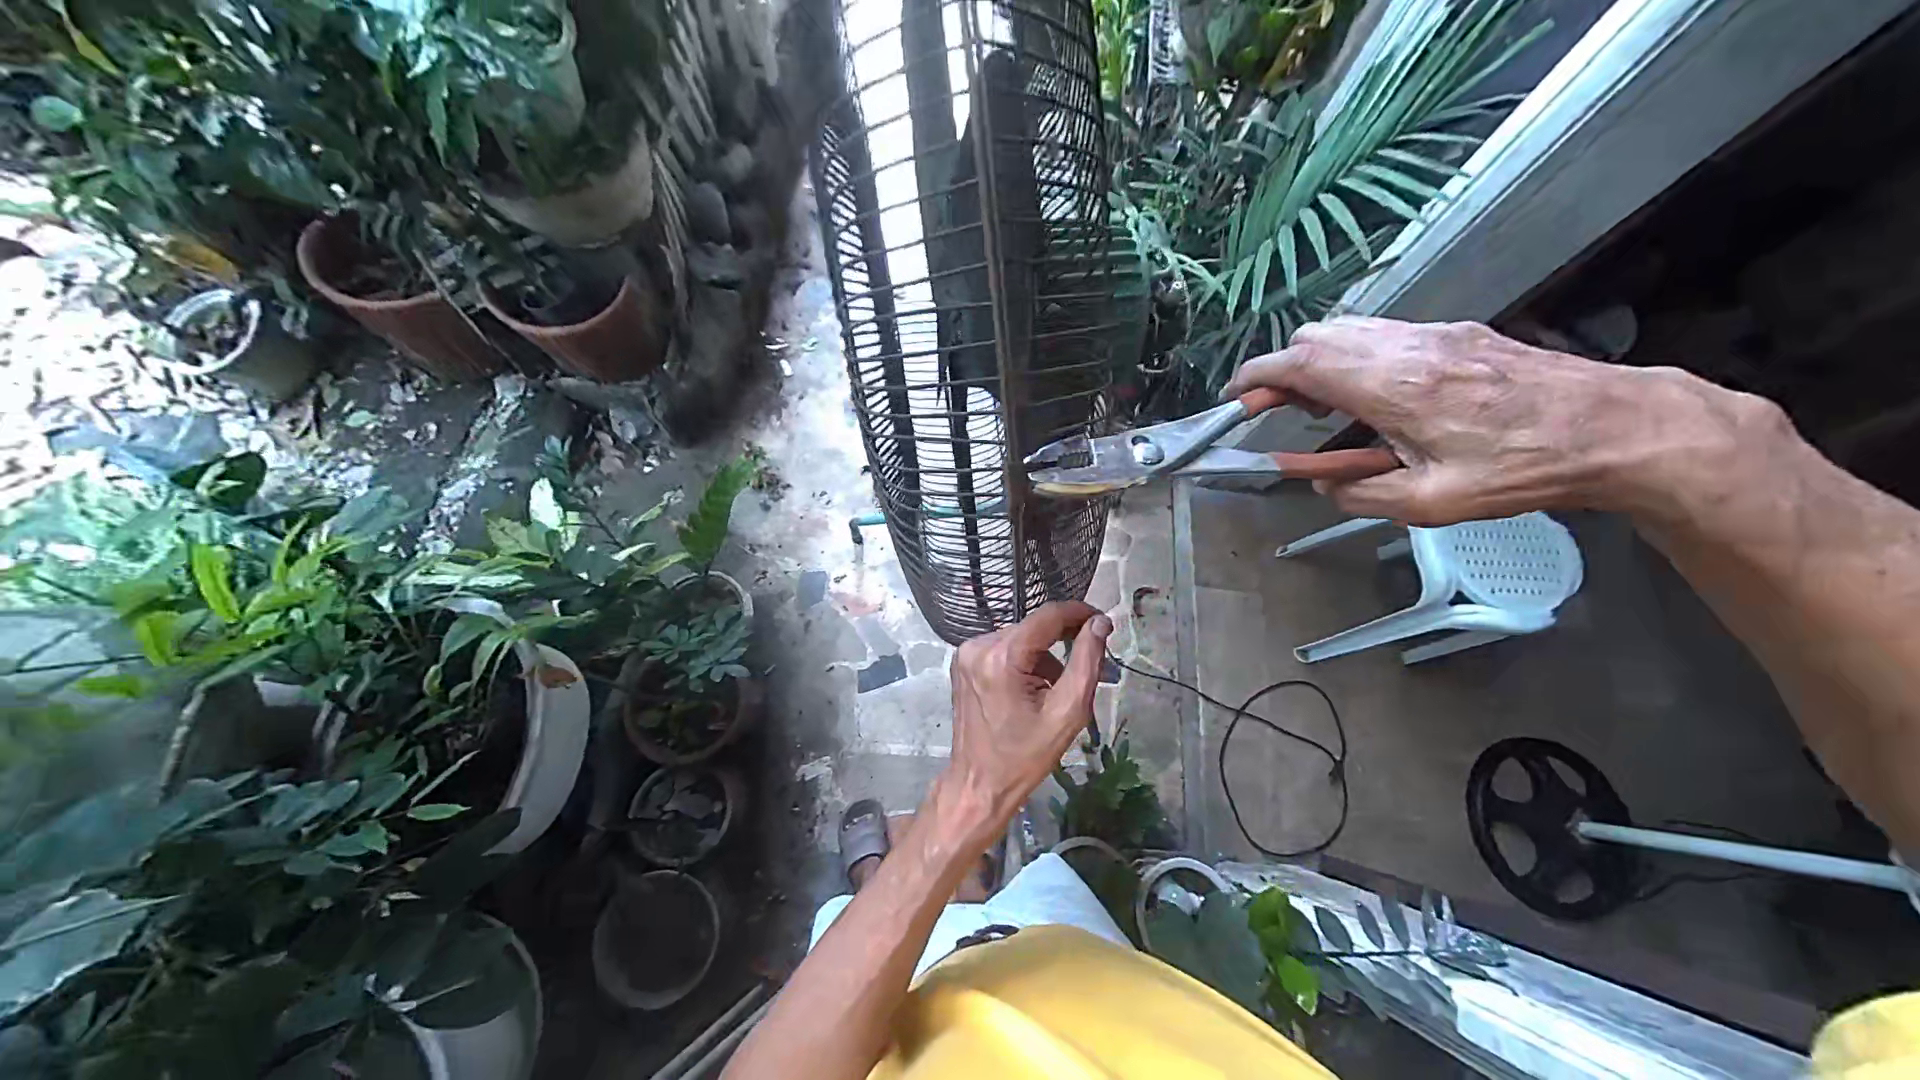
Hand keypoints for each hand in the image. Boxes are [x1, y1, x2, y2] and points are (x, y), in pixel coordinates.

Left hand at [942, 602, 1112, 837]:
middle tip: (1089, 667)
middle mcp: (978, 645)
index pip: (1048, 616)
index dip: (1080, 613)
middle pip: (1034, 627)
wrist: (979, 783)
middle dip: (1063, 642)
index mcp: (1001, 655)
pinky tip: (1030, 691)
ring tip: (1054, 692)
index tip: (1104, 622)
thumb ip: (1087, 661)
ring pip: (1020, 638)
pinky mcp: (962, 662)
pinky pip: (1003, 649)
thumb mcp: (1067, 711)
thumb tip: (1099, 623)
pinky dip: (1022, 662)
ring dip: (1043, 656)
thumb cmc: (1025, 755)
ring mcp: (966, 653)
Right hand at [1223, 316, 1787, 524]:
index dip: (1255, 377)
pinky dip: (1350, 356)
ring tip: (1320, 405)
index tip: (1234, 398)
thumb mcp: (1431, 503)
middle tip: (1276, 412)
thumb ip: (1360, 493)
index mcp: (1393, 387)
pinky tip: (1368, 391)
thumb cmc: (1523, 469)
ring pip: (1346, 329)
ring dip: (1316, 362)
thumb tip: (1321, 483)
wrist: (1618, 426)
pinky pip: (1379, 333)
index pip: (1300, 363)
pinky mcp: (1454, 332)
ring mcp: (1432, 333)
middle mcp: (1405, 347)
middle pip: (1315, 337)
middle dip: (1282, 371)